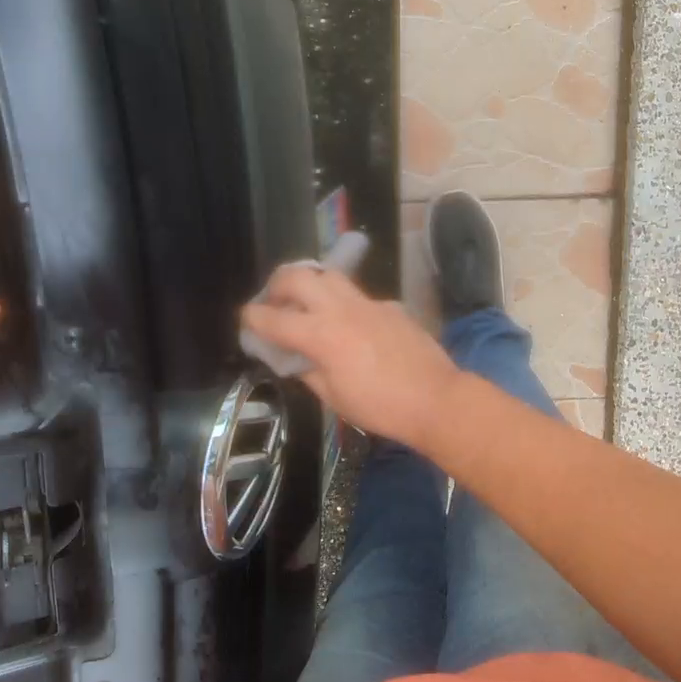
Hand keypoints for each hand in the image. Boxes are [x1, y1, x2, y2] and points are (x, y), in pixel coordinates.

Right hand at [240, 267, 461, 447]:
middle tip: (272, 301)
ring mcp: (367, 303)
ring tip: (305, 302)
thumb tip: (294, 359)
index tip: (245, 320)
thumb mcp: (334, 397)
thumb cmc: (380, 406)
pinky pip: (357, 296)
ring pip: (329, 275)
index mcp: (321, 335)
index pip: (274, 319)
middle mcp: (340, 309)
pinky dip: (343, 305)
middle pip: (297, 277)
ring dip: (309, 283)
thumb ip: (307, 372)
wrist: (435, 398)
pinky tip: (349, 327)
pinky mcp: (389, 306)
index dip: (253, 318)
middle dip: (276, 285)